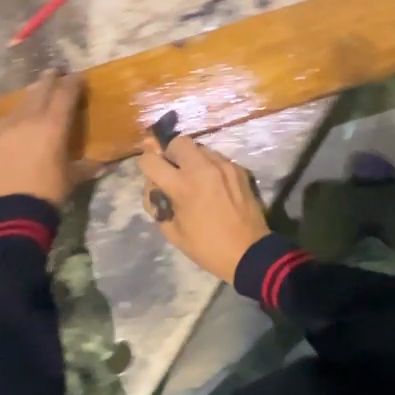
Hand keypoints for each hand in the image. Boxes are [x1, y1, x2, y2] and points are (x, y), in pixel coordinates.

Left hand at [0, 71, 98, 205]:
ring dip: (34, 93)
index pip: (65, 93)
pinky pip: (9, 116)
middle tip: (58, 74)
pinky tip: (21, 117)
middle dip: (52, 79)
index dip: (73, 82)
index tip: (79, 77)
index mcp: (54, 125)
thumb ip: (89, 166)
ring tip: (40, 91)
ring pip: (24, 100)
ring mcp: (9, 124)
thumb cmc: (50, 191)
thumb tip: (104, 164)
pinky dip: (19, 112)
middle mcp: (31, 117)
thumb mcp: (74, 177)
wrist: (15, 209)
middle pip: (42, 88)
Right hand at [137, 135, 271, 284]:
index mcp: (182, 186)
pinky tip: (215, 187)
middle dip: (171, 155)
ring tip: (196, 181)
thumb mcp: (172, 231)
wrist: (249, 253)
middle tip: (175, 174)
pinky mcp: (239, 170)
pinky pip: (218, 159)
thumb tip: (155, 186)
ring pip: (200, 148)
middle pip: (178, 142)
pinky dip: (210, 168)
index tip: (152, 176)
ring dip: (192, 160)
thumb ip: (157, 203)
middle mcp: (202, 168)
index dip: (146, 166)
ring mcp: (224, 166)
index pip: (151, 160)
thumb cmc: (206, 247)